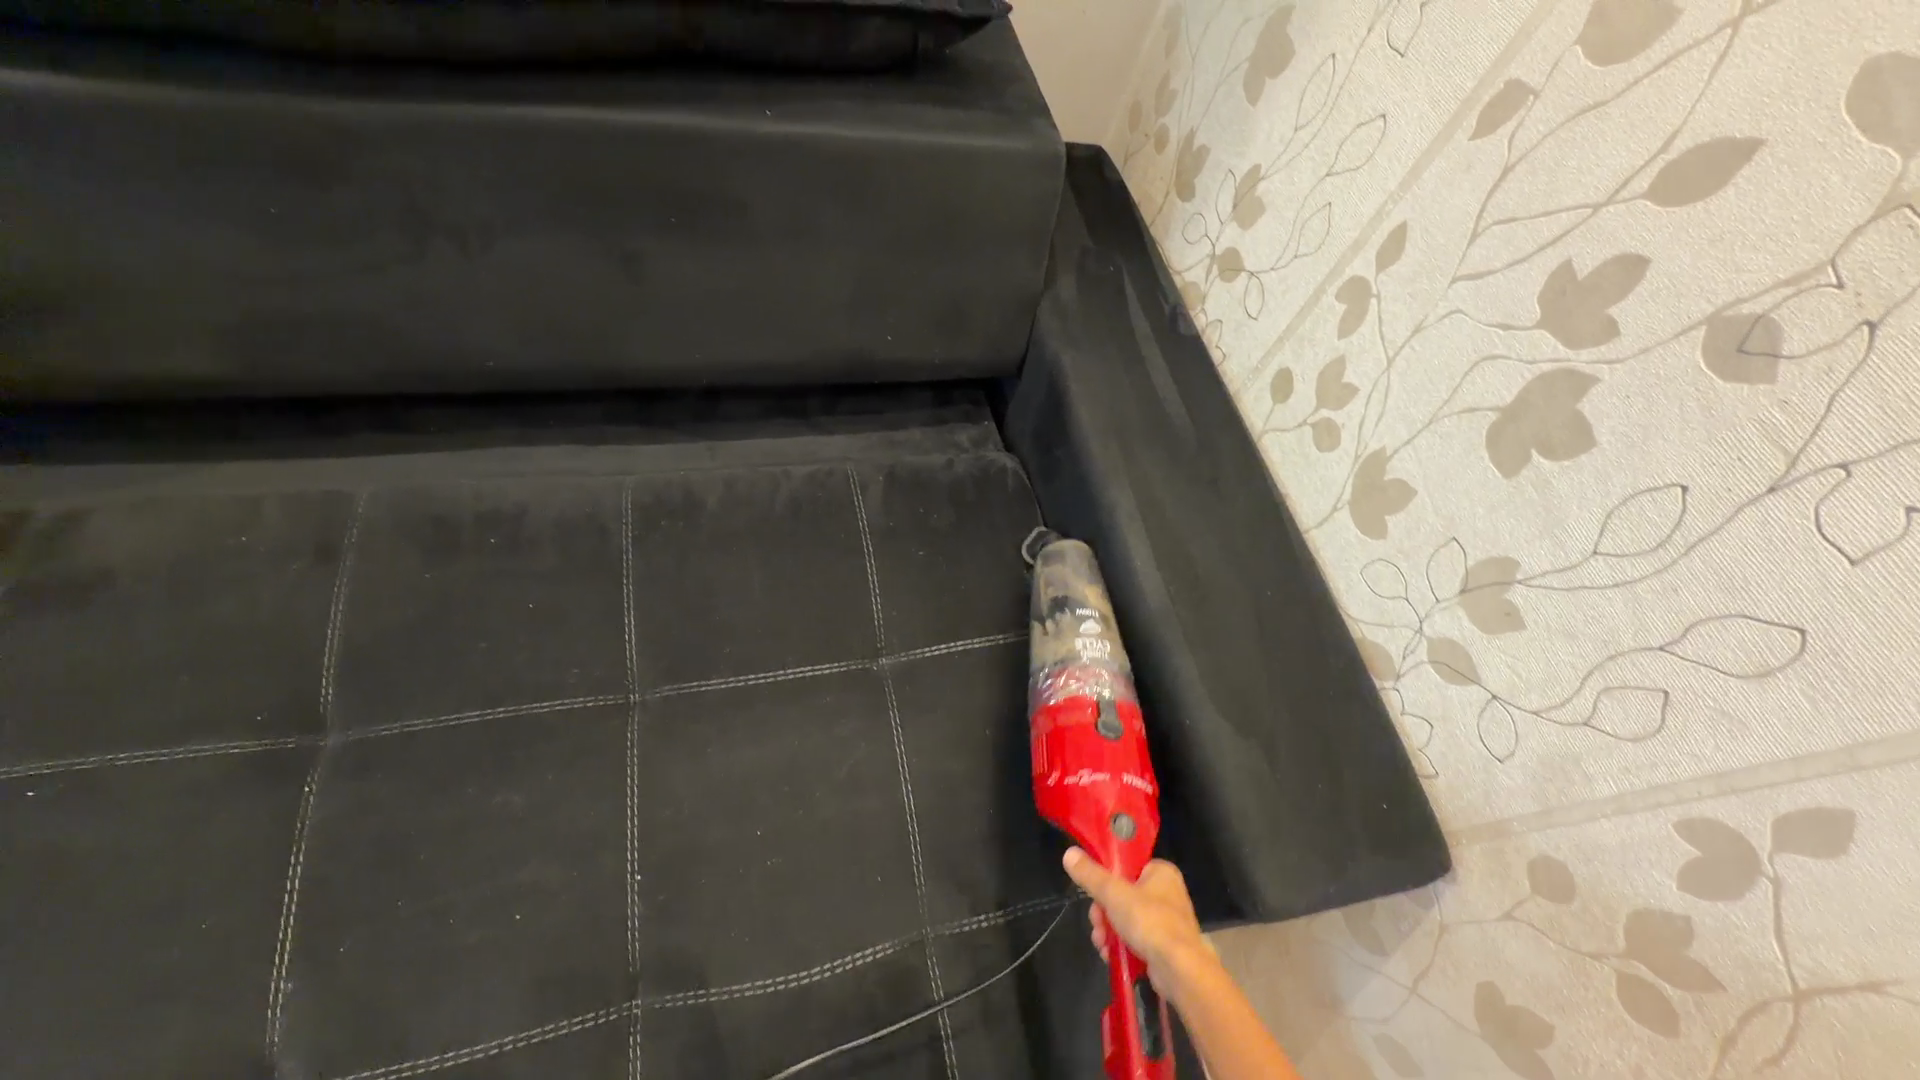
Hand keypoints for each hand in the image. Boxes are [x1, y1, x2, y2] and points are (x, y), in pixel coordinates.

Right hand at [1062, 848, 1213, 993]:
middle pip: (1122, 895)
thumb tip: (1069, 853)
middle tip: (1097, 924)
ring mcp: (1166, 921)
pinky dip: (1120, 945)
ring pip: (1125, 919)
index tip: (1094, 893)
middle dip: (1103, 912)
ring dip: (1108, 931)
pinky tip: (1109, 954)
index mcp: (1160, 872)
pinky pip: (1135, 938)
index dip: (1106, 879)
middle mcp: (1166, 893)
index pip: (1127, 866)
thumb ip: (1090, 875)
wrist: (1179, 969)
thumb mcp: (1113, 894)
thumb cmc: (1149, 922)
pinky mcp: (1163, 945)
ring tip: (1101, 943)